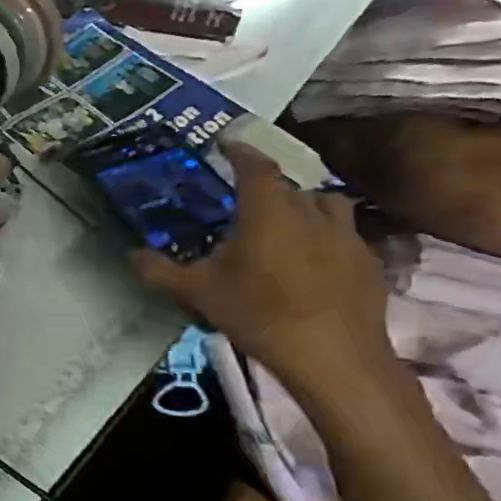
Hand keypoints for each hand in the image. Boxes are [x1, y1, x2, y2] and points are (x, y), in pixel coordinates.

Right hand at [130, 141, 391, 387]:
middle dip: (266, 187)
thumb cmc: (258, 314)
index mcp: (267, 210)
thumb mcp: (196, 293)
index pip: (254, 165)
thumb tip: (132, 254)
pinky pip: (344, 235)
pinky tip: (314, 262)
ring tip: (287, 225)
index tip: (226, 144)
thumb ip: (159, 271)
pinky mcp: (368, 260)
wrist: (332, 355)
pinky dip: (326, 238)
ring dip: (304, 207)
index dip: (239, 151)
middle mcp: (309, 211)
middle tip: (245, 202)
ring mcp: (346, 235)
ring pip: (324, 205)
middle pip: (288, 186)